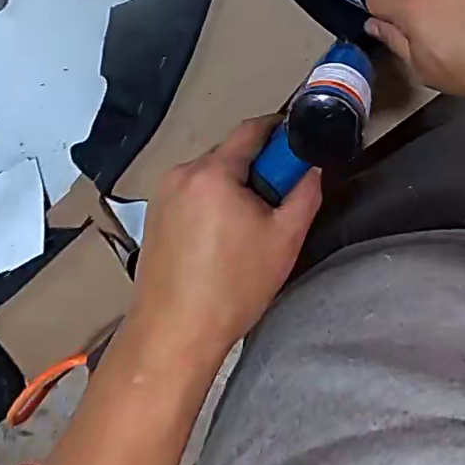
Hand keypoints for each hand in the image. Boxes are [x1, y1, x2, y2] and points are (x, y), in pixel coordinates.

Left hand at [126, 117, 321, 363]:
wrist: (173, 335)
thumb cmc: (232, 288)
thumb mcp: (284, 239)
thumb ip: (305, 194)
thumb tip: (310, 168)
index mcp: (213, 172)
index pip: (251, 129)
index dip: (279, 130)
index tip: (297, 145)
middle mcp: (182, 173)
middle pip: (230, 152)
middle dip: (257, 167)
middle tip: (277, 198)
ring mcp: (162, 194)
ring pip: (210, 174)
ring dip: (233, 186)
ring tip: (248, 226)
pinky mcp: (154, 215)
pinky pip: (192, 193)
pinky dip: (211, 201)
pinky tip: (220, 238)